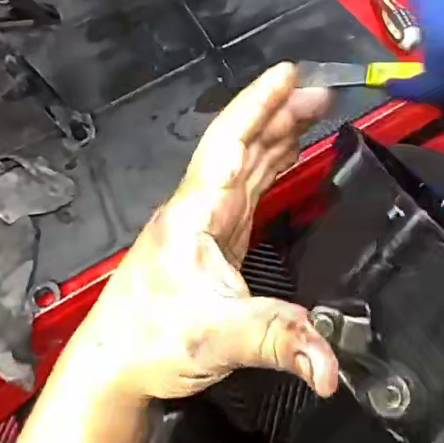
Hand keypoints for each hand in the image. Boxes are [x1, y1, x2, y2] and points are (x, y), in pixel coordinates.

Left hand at [65, 63, 340, 401]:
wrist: (111, 369)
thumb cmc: (151, 342)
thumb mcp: (219, 339)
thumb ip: (279, 342)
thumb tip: (332, 367)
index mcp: (197, 211)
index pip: (231, 143)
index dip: (259, 104)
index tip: (289, 74)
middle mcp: (202, 205)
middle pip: (245, 143)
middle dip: (282, 111)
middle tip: (323, 91)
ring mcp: (209, 219)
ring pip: (249, 160)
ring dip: (280, 131)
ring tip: (315, 109)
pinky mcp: (218, 237)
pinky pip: (253, 184)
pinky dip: (275, 162)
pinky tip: (289, 152)